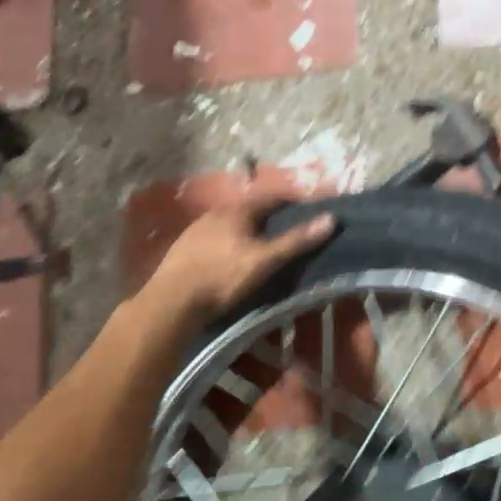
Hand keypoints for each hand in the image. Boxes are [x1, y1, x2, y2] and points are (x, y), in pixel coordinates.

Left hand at [140, 195, 335, 329]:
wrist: (168, 304)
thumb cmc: (221, 277)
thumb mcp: (265, 260)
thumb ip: (296, 240)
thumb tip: (331, 219)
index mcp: (238, 210)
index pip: (272, 196)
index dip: (292, 201)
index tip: (308, 210)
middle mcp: (215, 213)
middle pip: (250, 209)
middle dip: (269, 217)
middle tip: (286, 230)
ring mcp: (195, 231)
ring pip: (229, 224)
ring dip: (246, 230)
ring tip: (260, 247)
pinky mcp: (181, 250)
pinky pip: (213, 239)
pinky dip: (228, 243)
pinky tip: (229, 260)